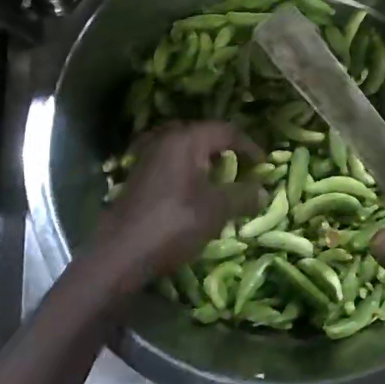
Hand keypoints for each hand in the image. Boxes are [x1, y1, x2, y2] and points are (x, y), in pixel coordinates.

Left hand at [90, 122, 261, 293]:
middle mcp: (165, 138)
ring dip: (205, 160)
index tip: (264, 166)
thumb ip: (243, 195)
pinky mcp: (138, 173)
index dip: (249, 147)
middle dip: (226, 150)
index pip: (227, 131)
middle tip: (243, 170)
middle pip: (204, 135)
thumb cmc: (173, 225)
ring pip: (185, 147)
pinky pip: (170, 160)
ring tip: (220, 180)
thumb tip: (263, 190)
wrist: (120, 252)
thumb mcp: (216, 211)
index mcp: (186, 139)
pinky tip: (192, 190)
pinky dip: (187, 169)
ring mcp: (147, 154)